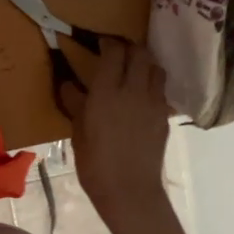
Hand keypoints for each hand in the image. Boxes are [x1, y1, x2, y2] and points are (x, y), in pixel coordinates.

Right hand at [61, 39, 172, 229]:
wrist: (129, 191)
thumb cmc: (95, 166)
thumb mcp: (78, 134)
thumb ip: (75, 105)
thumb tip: (69, 85)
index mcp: (107, 92)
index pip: (114, 52)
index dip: (108, 42)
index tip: (100, 42)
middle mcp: (134, 90)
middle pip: (139, 53)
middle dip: (128, 47)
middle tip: (117, 51)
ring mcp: (153, 102)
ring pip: (155, 68)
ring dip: (144, 62)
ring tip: (133, 69)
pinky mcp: (164, 116)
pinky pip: (160, 89)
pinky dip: (151, 84)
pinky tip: (141, 95)